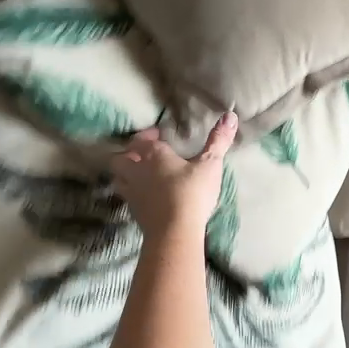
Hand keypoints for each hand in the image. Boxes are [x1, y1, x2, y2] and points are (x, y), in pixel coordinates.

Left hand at [110, 112, 237, 242]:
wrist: (175, 231)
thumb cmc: (192, 192)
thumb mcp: (210, 164)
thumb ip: (218, 141)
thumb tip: (230, 115)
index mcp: (154, 155)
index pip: (142, 140)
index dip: (148, 136)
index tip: (158, 135)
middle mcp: (137, 171)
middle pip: (120, 158)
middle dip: (128, 154)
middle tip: (143, 155)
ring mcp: (133, 193)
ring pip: (118, 178)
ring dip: (125, 174)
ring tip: (139, 175)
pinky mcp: (134, 213)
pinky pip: (126, 197)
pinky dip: (132, 193)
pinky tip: (145, 197)